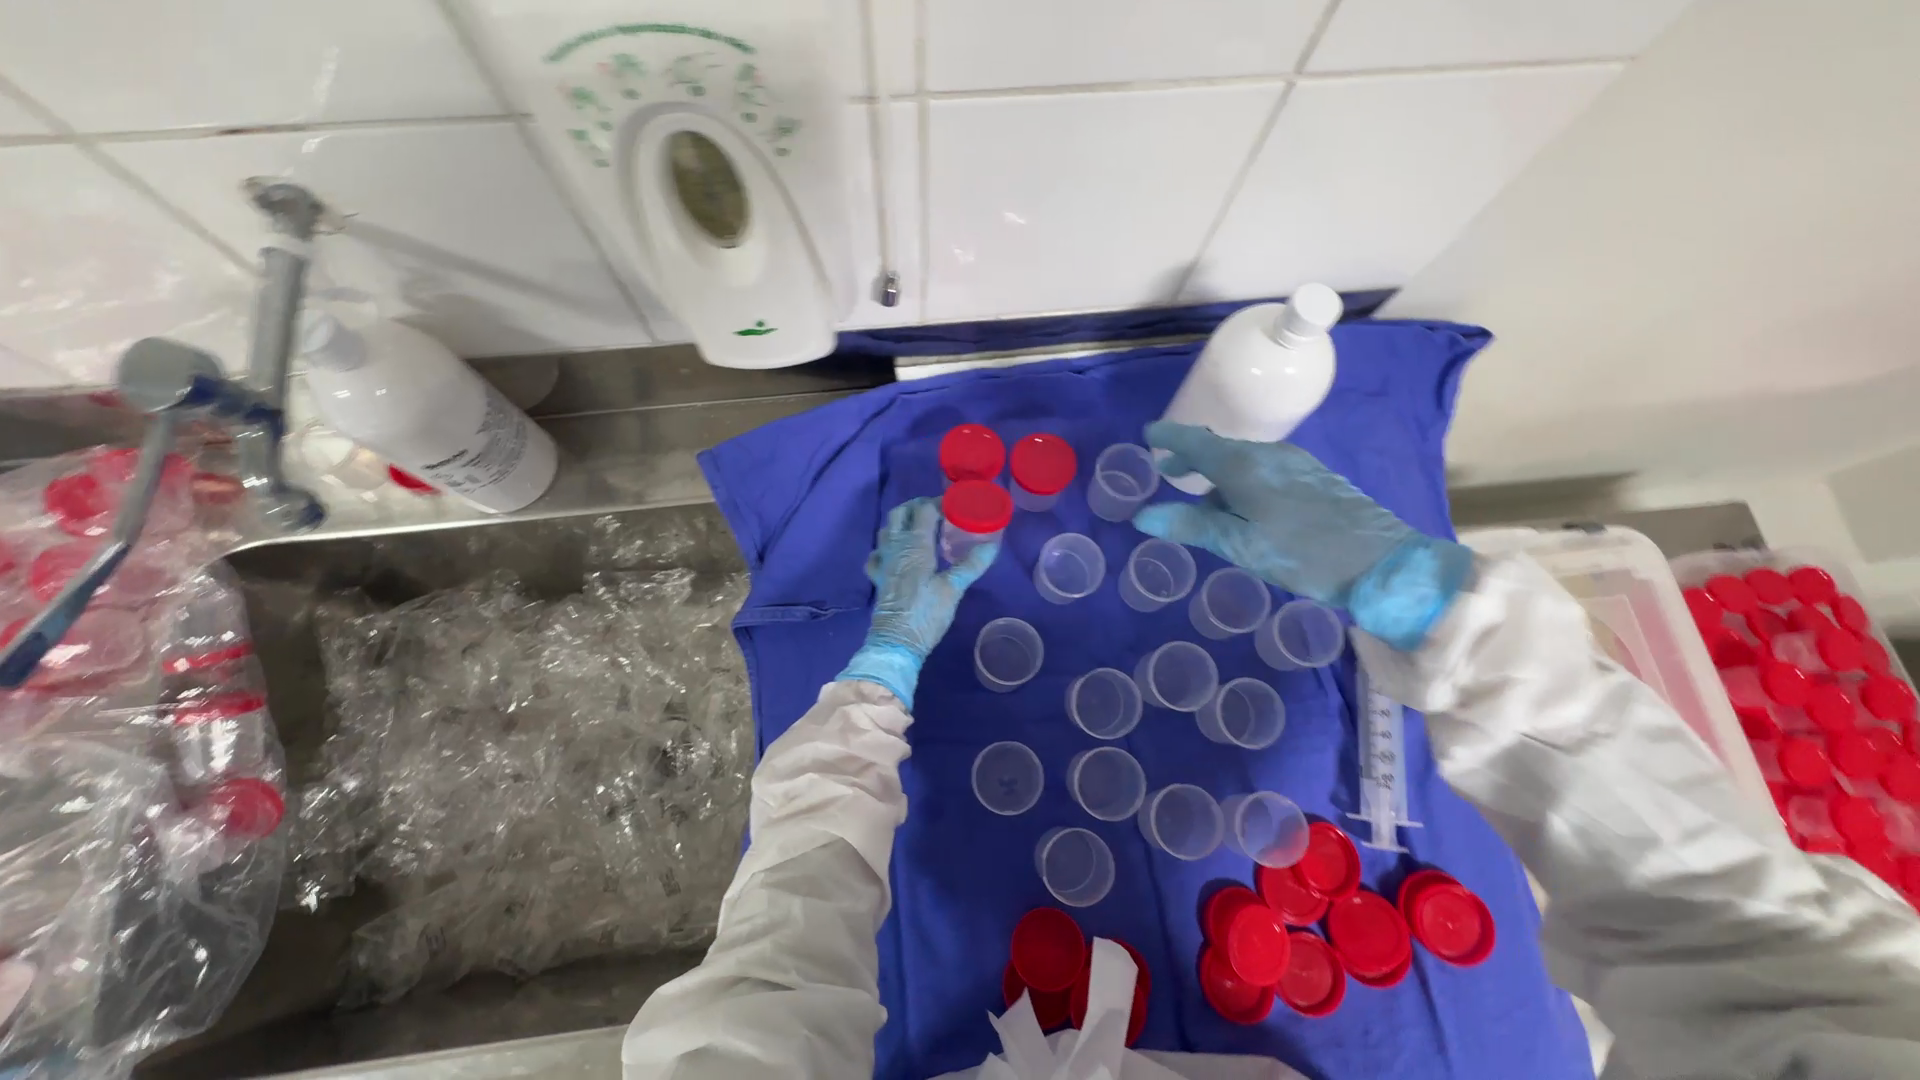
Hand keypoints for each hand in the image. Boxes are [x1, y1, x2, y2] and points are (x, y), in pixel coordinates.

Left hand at [836, 497, 997, 706]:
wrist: (896, 643)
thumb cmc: (926, 614)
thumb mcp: (954, 589)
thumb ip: (971, 564)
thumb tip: (992, 544)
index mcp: (915, 544)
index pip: (924, 510)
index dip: (940, 502)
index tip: (956, 504)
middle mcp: (895, 547)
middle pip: (900, 513)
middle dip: (917, 506)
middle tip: (937, 511)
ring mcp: (883, 562)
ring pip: (887, 529)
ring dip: (902, 522)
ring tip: (920, 528)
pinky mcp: (878, 577)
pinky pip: (878, 553)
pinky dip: (887, 547)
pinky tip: (896, 554)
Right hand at [1131, 421, 1472, 648]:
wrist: (1383, 562)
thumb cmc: (1304, 554)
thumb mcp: (1241, 546)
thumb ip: (1192, 527)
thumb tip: (1143, 516)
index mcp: (1245, 467)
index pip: (1197, 442)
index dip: (1170, 438)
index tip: (1148, 433)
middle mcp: (1269, 456)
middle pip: (1220, 450)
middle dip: (1191, 457)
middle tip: (1167, 468)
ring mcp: (1295, 465)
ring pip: (1243, 461)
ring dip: (1217, 473)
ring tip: (1201, 496)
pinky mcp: (1314, 479)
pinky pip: (1263, 470)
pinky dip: (1240, 480)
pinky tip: (1243, 504)